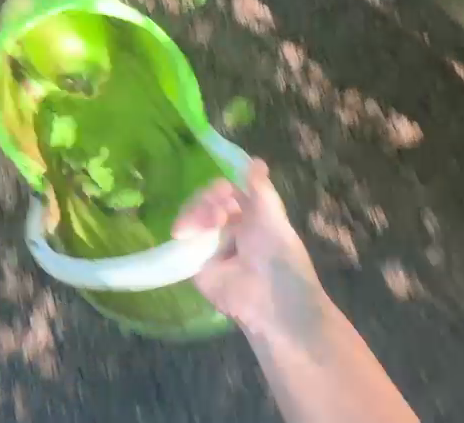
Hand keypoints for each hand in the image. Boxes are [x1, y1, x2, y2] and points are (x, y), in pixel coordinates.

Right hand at [173, 160, 329, 343]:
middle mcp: (227, 229)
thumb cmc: (281, 259)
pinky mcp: (194, 260)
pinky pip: (181, 237)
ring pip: (191, 214)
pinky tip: (184, 231)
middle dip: (208, 200)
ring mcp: (209, 244)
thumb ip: (260, 190)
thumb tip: (256, 160)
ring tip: (208, 224)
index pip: (225, 192)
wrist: (273, 303)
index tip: (224, 190)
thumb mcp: (274, 219)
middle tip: (218, 213)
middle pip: (204, 200)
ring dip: (197, 212)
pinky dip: (182, 229)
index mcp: (249, 219)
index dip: (221, 188)